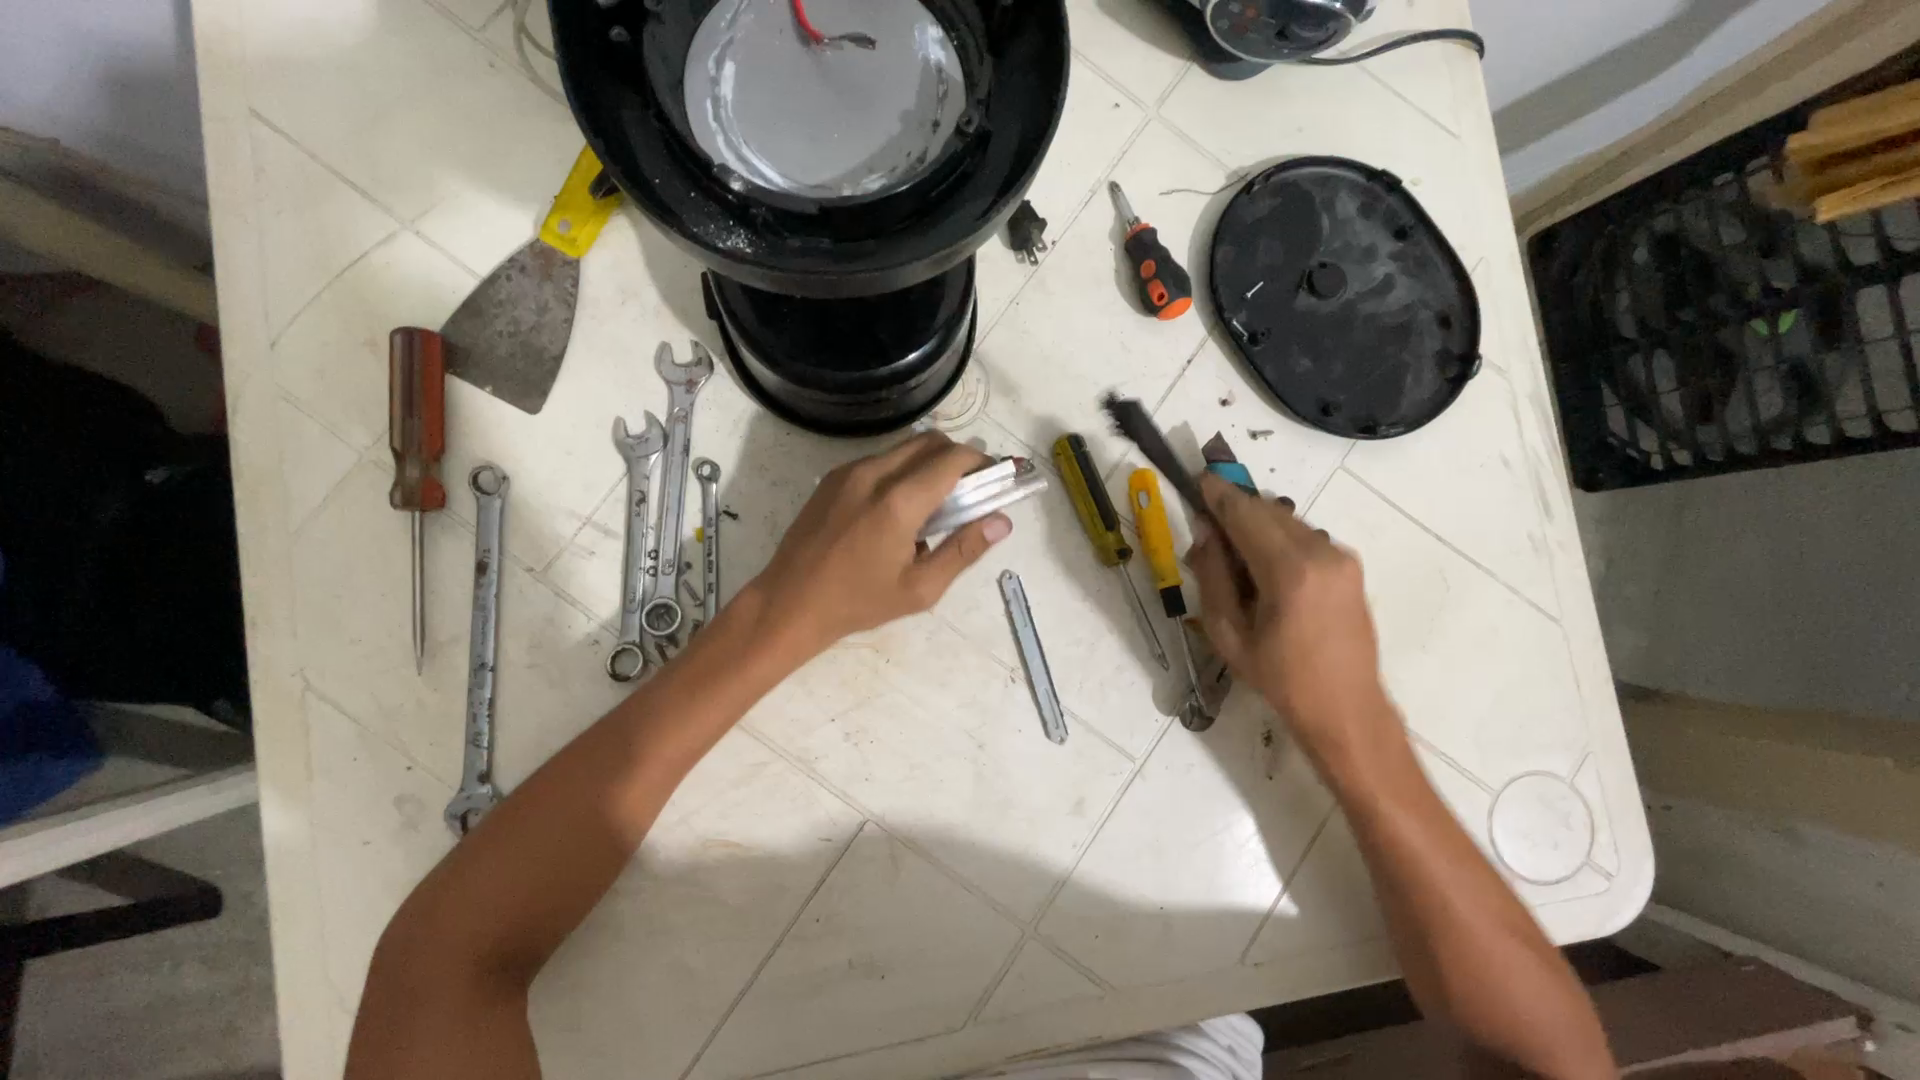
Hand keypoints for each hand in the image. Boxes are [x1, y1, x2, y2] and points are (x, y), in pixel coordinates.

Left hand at [747, 431, 1012, 656]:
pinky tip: (898, 510)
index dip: (981, 462)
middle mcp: (874, 474)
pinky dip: (901, 471)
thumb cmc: (859, 602)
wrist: (790, 602)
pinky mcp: (832, 477)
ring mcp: (849, 472)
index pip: (953, 459)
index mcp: (899, 502)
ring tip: (933, 505)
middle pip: (930, 442)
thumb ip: (964, 550)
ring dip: (928, 463)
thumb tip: (1001, 521)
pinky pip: (879, 460)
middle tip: (969, 492)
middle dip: (957, 458)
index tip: (995, 480)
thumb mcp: (920, 588)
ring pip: (904, 448)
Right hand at [1187, 473, 1397, 763]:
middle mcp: (1321, 552)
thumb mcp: (1228, 633)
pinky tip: (1263, 566)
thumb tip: (1204, 532)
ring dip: (1257, 523)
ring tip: (1232, 551)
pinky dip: (1278, 537)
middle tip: (1206, 518)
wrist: (1346, 708)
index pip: (1245, 514)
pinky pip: (1305, 536)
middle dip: (1235, 507)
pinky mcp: (1350, 566)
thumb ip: (1213, 575)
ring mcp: (1341, 557)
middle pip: (1267, 510)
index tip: (1198, 478)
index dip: (1218, 494)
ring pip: (1288, 520)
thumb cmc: (1280, 678)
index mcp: (1288, 571)